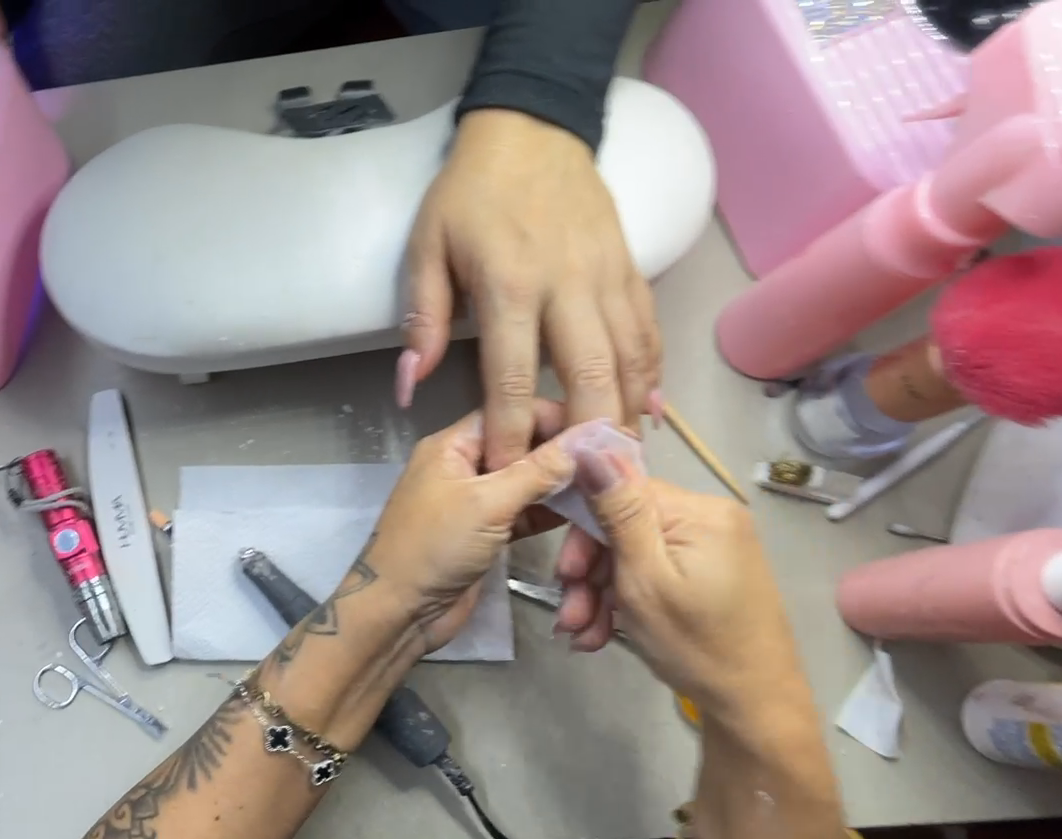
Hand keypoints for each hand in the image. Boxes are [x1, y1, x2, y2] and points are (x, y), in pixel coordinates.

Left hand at [361, 405, 596, 654]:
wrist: (398, 612)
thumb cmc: (433, 548)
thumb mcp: (487, 502)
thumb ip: (539, 469)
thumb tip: (592, 435)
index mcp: (452, 445)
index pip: (510, 412)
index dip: (556, 416)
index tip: (604, 428)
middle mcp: (462, 466)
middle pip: (522, 446)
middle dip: (564, 452)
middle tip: (616, 459)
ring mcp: (474, 501)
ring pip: (527, 482)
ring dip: (562, 485)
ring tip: (609, 485)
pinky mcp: (485, 533)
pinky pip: (525, 513)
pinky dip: (551, 513)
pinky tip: (587, 513)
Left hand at [400, 108, 661, 466]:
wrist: (530, 130)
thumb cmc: (466, 197)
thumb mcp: (426, 251)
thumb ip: (422, 320)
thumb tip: (409, 386)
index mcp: (508, 288)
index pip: (511, 379)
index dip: (513, 435)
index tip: (510, 477)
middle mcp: (567, 286)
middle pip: (589, 376)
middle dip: (588, 438)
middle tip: (587, 485)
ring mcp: (608, 276)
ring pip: (630, 357)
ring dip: (628, 414)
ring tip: (622, 462)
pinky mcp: (632, 267)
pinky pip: (648, 330)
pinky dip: (652, 372)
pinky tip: (649, 408)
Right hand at [555, 444, 809, 719]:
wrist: (753, 705)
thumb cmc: (696, 643)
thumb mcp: (644, 578)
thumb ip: (617, 511)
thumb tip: (589, 447)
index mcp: (699, 512)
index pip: (620, 492)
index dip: (583, 531)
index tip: (565, 574)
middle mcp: (708, 518)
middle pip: (622, 527)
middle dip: (588, 573)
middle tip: (568, 616)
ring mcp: (710, 547)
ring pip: (630, 556)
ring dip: (598, 595)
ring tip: (581, 634)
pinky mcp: (707, 572)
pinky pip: (651, 573)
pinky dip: (623, 602)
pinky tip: (601, 634)